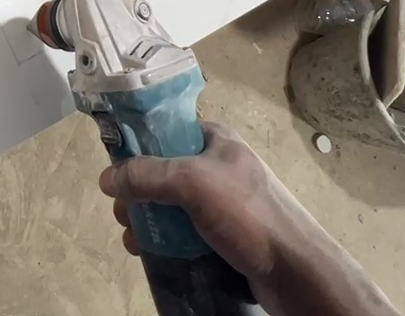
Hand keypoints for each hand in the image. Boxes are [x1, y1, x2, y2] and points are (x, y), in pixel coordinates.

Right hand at [99, 123, 395, 315]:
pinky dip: (166, 241)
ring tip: (133, 239)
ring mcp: (225, 205)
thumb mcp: (190, 182)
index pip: (167, 130)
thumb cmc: (247, 214)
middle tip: (121, 212)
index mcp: (216, 140)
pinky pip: (187, 232)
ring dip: (148, 220)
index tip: (115, 166)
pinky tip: (152, 253)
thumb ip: (146, 175)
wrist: (299, 275)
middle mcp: (219, 167)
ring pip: (173, 205)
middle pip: (164, 172)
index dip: (138, 145)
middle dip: (138, 193)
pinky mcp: (229, 237)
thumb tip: (105, 179)